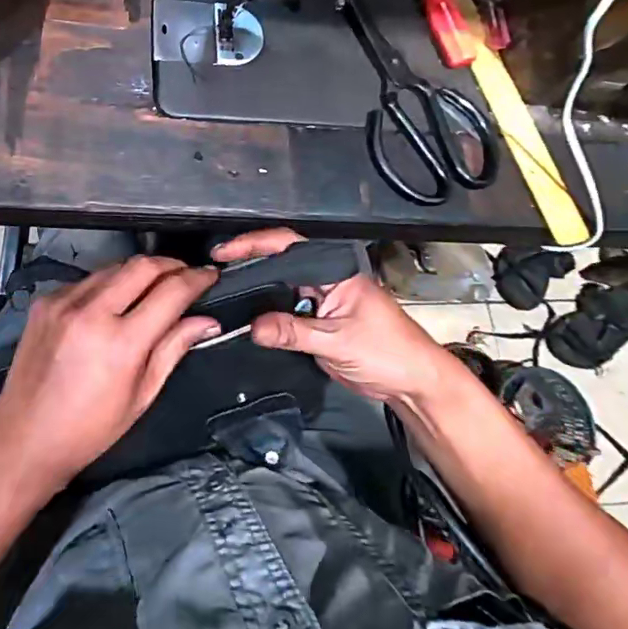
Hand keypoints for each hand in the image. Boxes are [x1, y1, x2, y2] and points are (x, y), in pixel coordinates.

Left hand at [0, 256, 219, 498]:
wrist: (24, 437)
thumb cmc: (88, 429)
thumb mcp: (141, 396)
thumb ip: (173, 349)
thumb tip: (206, 321)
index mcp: (120, 343)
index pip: (170, 292)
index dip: (197, 279)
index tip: (210, 277)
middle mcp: (90, 313)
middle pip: (142, 265)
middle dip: (171, 264)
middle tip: (186, 275)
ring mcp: (63, 302)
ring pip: (113, 267)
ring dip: (139, 272)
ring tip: (154, 287)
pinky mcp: (44, 302)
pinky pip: (87, 280)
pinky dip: (107, 284)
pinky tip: (114, 302)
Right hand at [211, 229, 472, 404]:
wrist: (413, 383)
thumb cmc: (392, 353)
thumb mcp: (339, 342)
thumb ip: (294, 332)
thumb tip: (254, 326)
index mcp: (335, 271)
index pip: (288, 246)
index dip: (253, 245)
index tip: (223, 252)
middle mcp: (325, 280)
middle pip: (278, 264)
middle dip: (247, 266)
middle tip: (214, 274)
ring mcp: (320, 301)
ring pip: (279, 289)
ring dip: (256, 294)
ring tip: (223, 295)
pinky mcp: (316, 322)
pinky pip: (284, 313)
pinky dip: (267, 316)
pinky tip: (247, 321)